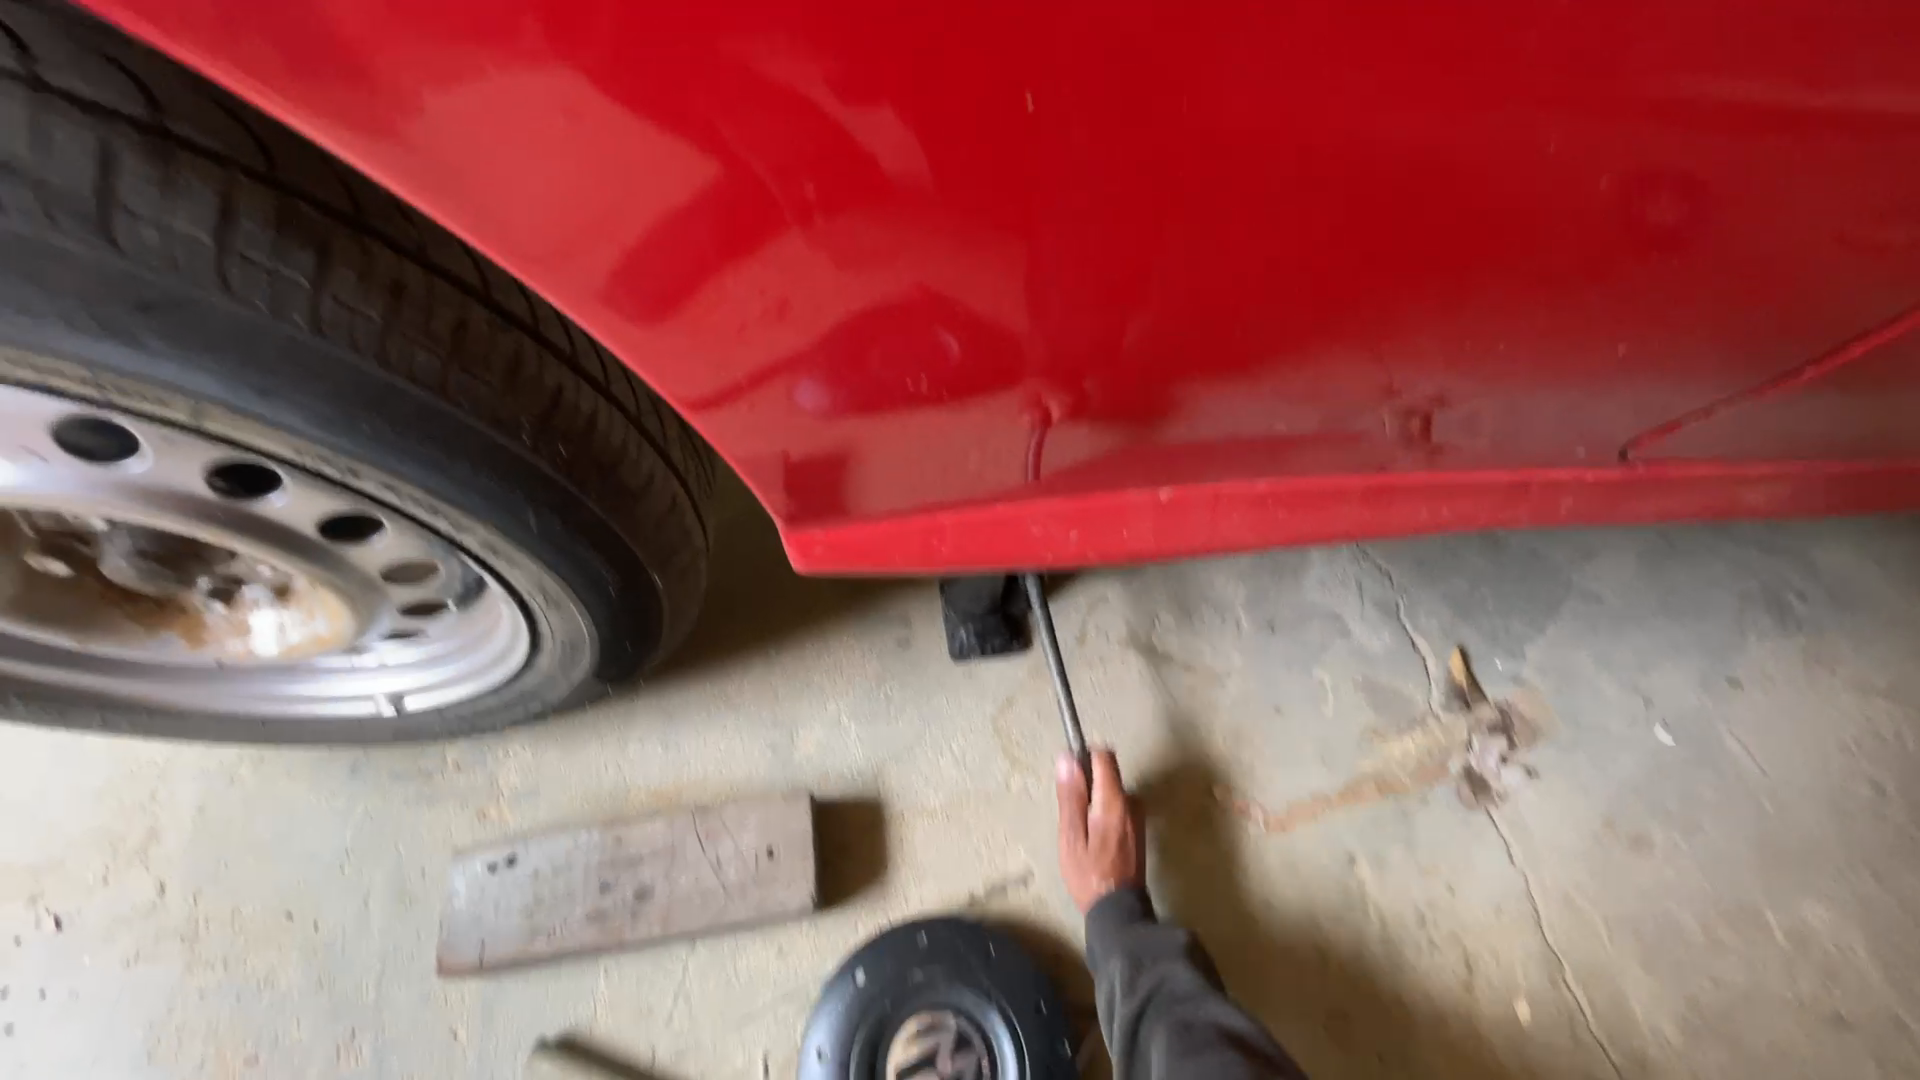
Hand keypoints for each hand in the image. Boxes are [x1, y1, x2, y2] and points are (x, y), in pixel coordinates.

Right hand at [1055, 748, 1144, 912]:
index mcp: (1114, 800)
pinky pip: (1118, 807)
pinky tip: (1095, 839)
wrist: (1119, 911)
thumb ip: (1071, 795)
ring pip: (1112, 791)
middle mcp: (1132, 802)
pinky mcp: (1138, 830)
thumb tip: (1068, 758)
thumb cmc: (1089, 873)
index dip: (1085, 757)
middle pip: (1108, 773)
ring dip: (1096, 801)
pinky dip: (1104, 813)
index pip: (1104, 756)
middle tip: (1073, 815)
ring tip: (1083, 832)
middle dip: (1088, 784)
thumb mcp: (1071, 835)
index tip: (1071, 773)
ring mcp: (1138, 817)